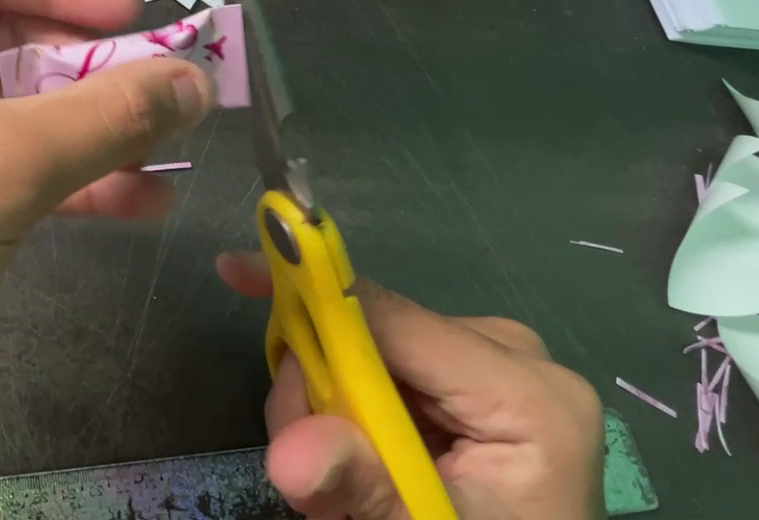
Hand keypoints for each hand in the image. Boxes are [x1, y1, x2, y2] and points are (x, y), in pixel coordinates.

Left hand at [0, 0, 214, 422]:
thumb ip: (109, 115)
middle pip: (10, 41)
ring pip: (19, 111)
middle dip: (91, 69)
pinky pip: (12, 166)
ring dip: (92, 130)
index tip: (135, 16)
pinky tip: (142, 203)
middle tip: (166, 93)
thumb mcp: (9, 161)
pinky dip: (71, 179)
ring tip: (170, 153)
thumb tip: (198, 80)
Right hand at [217, 251, 605, 519]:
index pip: (389, 318)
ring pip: (359, 346)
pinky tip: (349, 453)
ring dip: (321, 401)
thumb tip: (288, 455)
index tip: (235, 271)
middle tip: (296, 456)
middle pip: (365, 331)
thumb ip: (366, 488)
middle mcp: (506, 355)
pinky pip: (373, 362)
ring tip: (329, 479)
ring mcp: (481, 359)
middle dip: (312, 384)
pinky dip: (342, 402)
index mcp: (523, 391)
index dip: (310, 293)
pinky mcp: (459, 373)